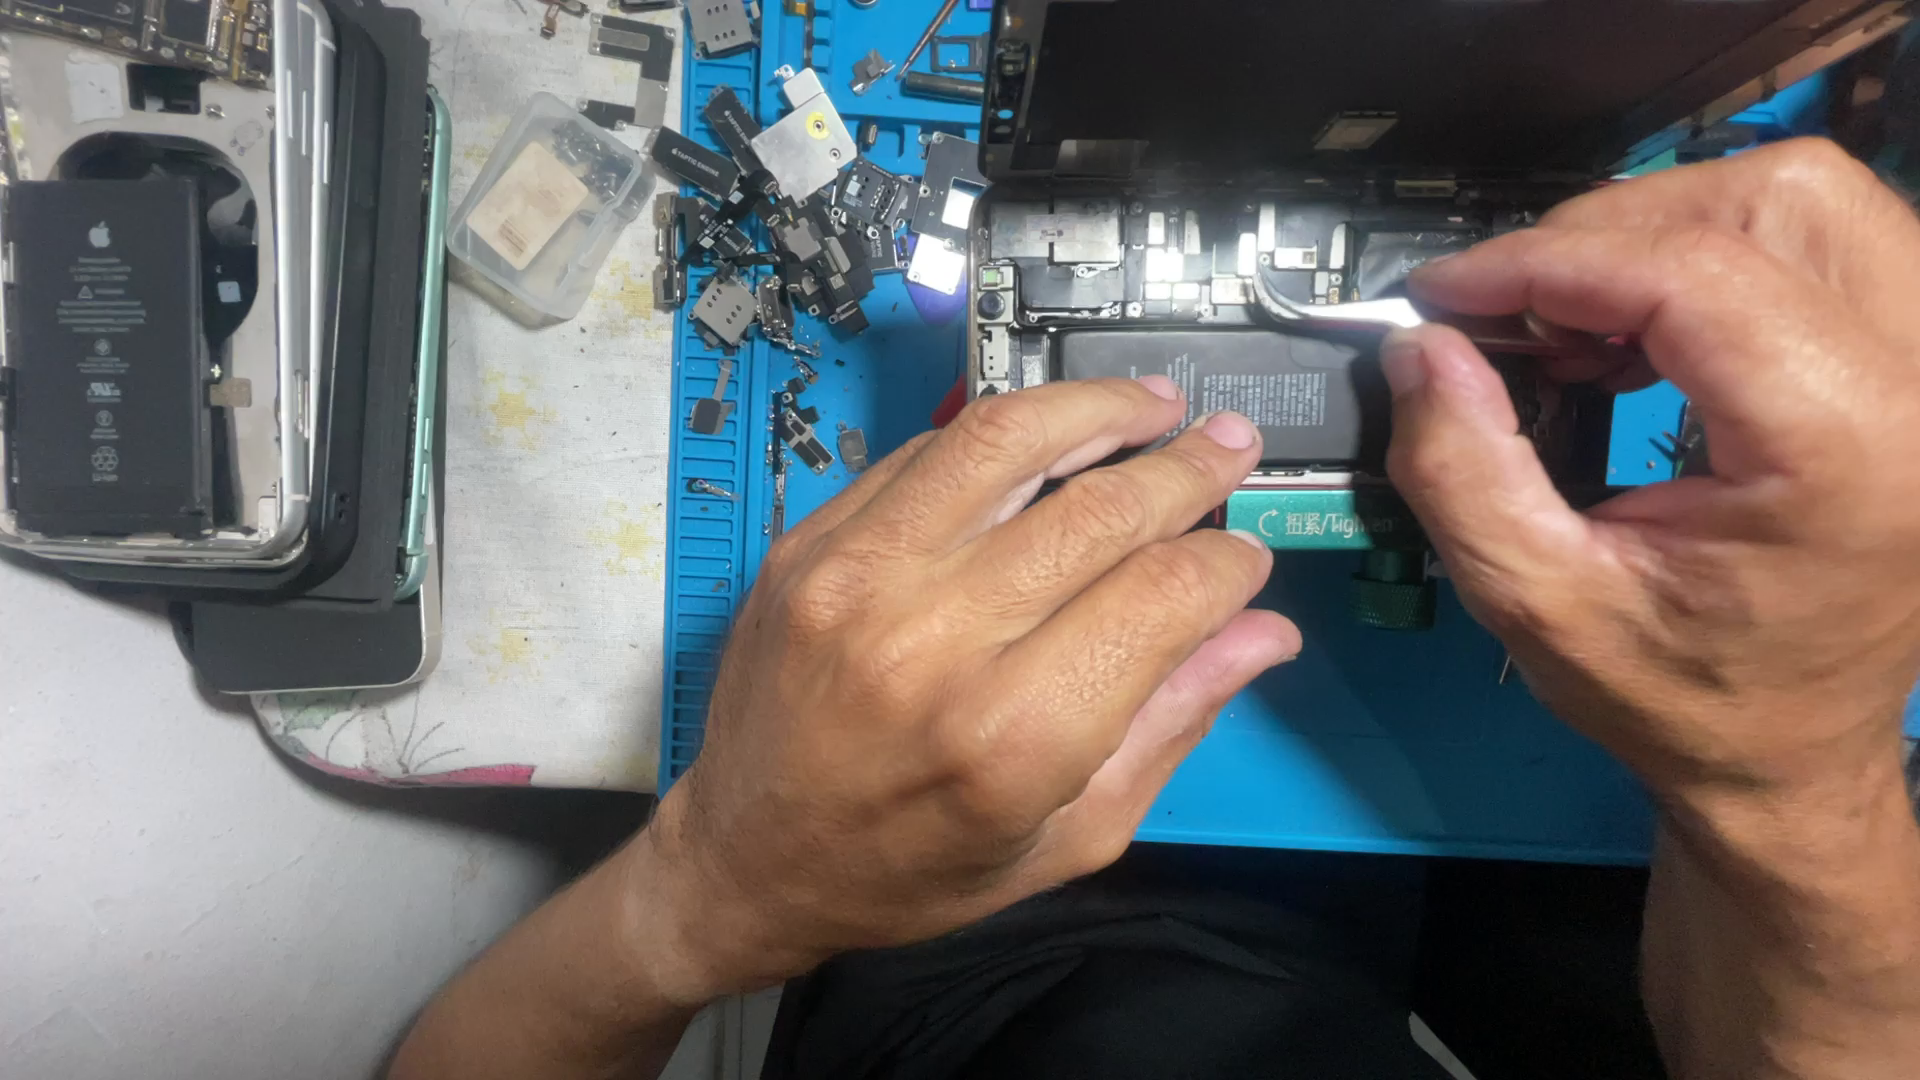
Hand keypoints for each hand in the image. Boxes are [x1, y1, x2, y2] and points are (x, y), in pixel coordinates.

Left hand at [631, 381, 1298, 1002]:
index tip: (1244, 553)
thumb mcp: (1064, 838)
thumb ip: (1170, 725)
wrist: (746, 856)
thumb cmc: (911, 870)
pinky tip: (1046, 436)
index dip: (1224, 563)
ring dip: (1096, 407)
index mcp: (1012, 738)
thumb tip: (1262, 630)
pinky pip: (927, 455)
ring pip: (1004, 441)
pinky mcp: (810, 542)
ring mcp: (857, 575)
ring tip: (1152, 401)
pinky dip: (1000, 435)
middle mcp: (933, 640)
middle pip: (1096, 512)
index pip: (1160, 598)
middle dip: (1186, 469)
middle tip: (1230, 444)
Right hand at [1382, 138, 1919, 805]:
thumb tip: (1419, 348)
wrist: (1777, 744)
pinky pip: (1802, 247)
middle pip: (1774, 202)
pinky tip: (1608, 339)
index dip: (1546, 263)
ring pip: (1797, 203)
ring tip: (1549, 325)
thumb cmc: (1660, 688)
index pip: (1698, 278)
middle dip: (1598, 237)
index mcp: (1850, 453)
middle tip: (1495, 311)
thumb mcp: (1527, 595)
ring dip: (1640, 242)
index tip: (1439, 292)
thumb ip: (1459, 468)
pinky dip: (1678, 266)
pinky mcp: (1907, 365)